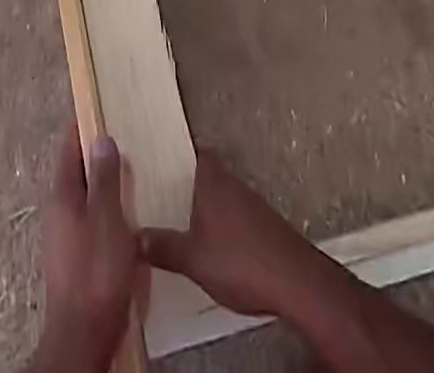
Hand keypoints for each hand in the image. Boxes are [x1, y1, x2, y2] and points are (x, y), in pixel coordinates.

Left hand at [29, 126, 137, 372]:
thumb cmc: (97, 269)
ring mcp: (67, 234)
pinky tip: (130, 211)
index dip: (83, 126)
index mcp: (63, 195)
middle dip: (97, 152)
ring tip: (133, 169)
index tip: (101, 107)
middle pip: (77, 170)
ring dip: (104, 180)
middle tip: (126, 135)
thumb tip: (101, 139)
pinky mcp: (78, 254)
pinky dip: (108, 205)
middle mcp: (60, 211)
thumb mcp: (107, 217)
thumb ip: (104, 178)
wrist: (85, 332)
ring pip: (86, 195)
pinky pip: (93, 216)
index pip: (69, 149)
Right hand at [140, 151, 356, 321]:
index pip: (200, 152)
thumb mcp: (193, 259)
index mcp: (214, 183)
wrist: (296, 283)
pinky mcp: (265, 227)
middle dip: (188, 182)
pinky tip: (212, 245)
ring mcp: (253, 206)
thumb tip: (136, 239)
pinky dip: (222, 224)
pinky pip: (236, 216)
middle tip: (163, 191)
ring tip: (181, 220)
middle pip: (209, 173)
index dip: (183, 150)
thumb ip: (163, 248)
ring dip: (206, 205)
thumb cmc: (241, 262)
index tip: (164, 154)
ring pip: (222, 195)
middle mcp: (234, 186)